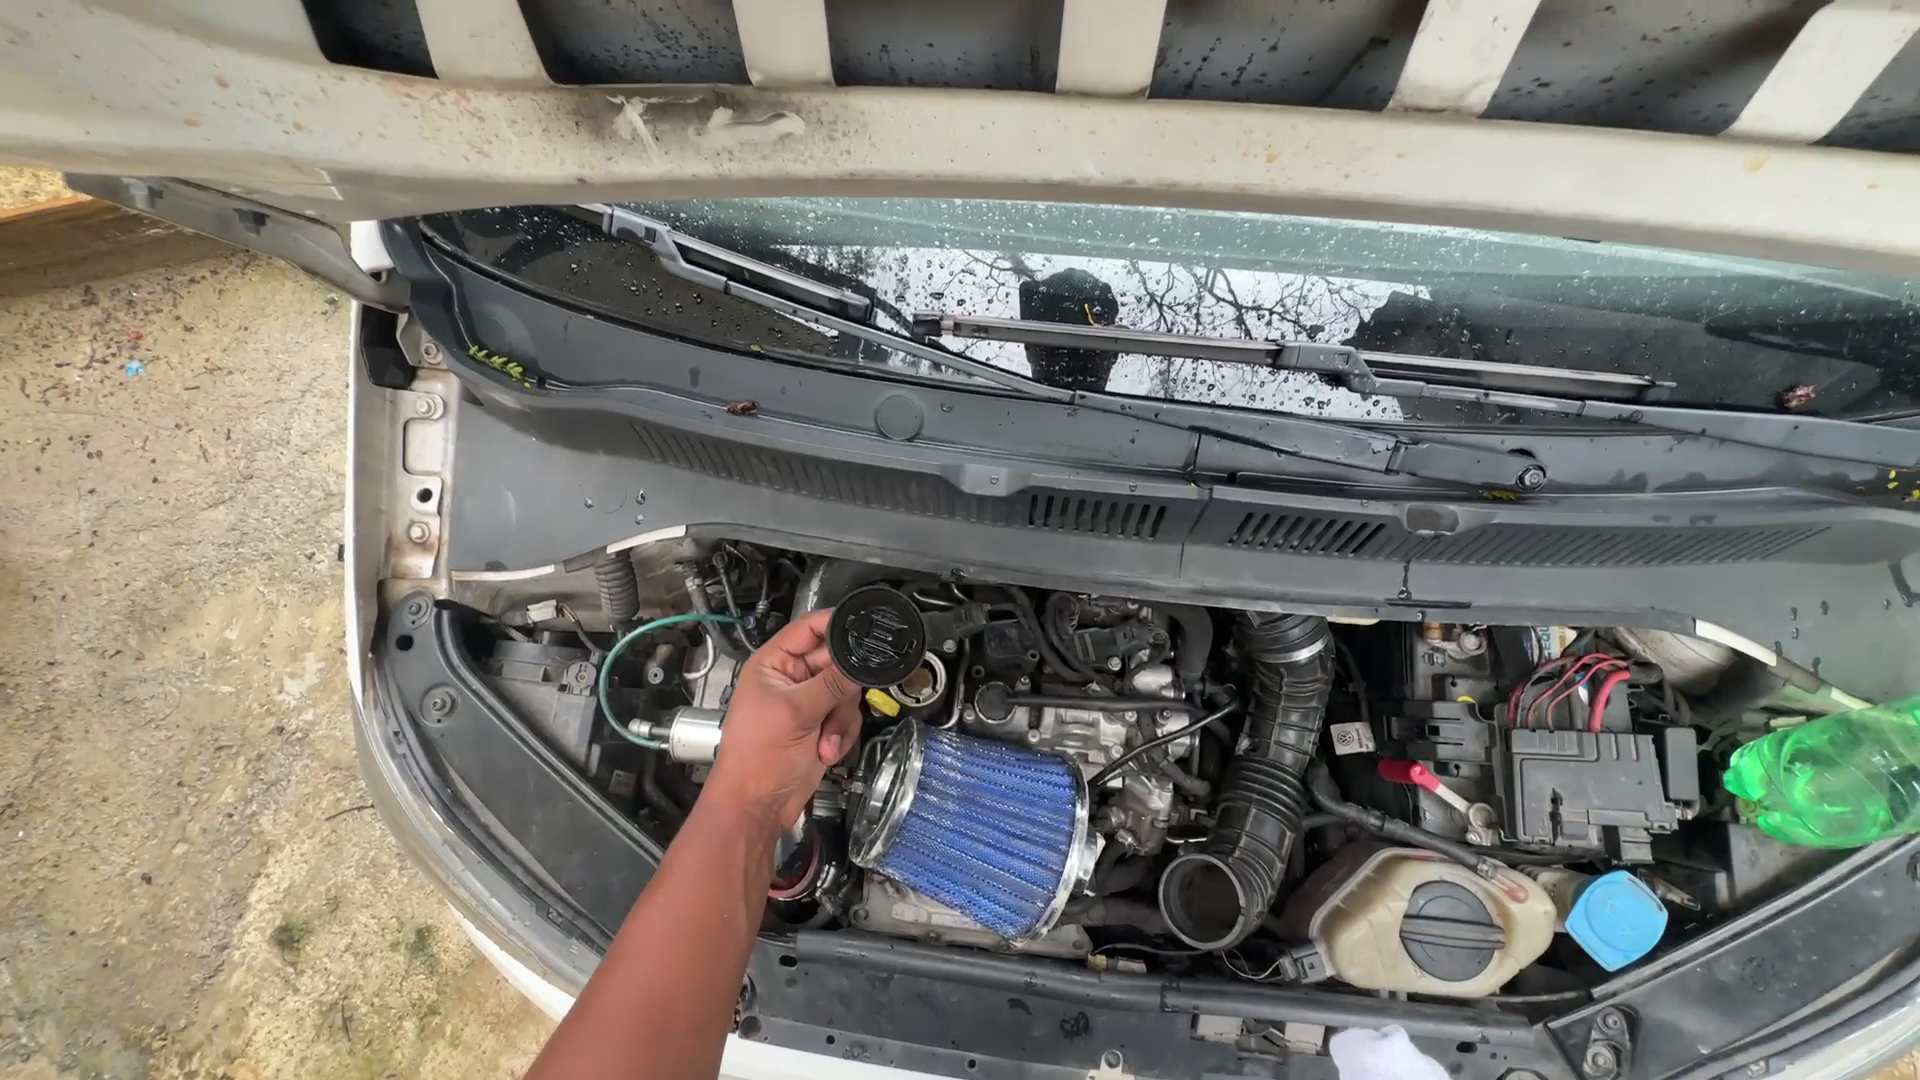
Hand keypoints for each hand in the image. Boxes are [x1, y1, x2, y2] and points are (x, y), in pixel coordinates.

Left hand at [702, 609, 861, 835]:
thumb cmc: (758, 756)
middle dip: (842, 687)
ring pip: (847, 691)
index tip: (863, 627)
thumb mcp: (794, 713)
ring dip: (841, 718)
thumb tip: (860, 661)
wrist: (759, 806)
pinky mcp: (823, 724)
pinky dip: (842, 734)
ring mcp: (809, 701)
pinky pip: (848, 716)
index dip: (835, 624)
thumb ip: (831, 683)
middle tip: (838, 703)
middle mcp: (792, 677)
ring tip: (826, 740)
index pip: (809, 628)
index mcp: (774, 663)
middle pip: (836, 661)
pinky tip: (827, 750)